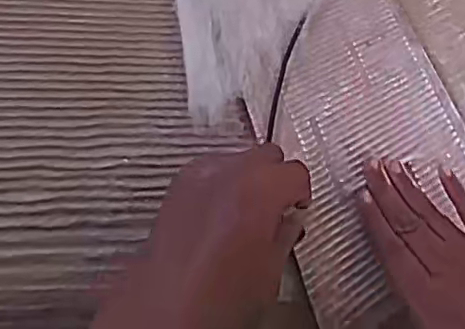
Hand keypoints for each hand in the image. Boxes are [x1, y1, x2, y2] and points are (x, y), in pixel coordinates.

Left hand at [92, 145, 311, 328]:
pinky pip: (212, 168)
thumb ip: (285, 234)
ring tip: (242, 216)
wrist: (164, 308)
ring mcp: (204, 172)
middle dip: (275, 178)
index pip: (296, 171)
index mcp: (260, 191)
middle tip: (274, 209)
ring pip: (239, 158)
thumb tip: (288, 221)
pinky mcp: (182, 180)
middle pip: (268, 154)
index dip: (300, 193)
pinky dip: (220, 183)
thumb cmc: (214, 300)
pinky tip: (217, 216)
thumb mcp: (269, 273)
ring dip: (247, 179)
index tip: (297, 207)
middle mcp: (232, 172)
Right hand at [358, 159, 464, 328]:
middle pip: (408, 222)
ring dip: (411, 187)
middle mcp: (446, 266)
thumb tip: (379, 305)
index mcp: (428, 294)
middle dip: (386, 191)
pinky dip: (455, 192)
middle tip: (370, 164)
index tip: (360, 194)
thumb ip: (408, 315)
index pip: (393, 248)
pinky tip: (443, 173)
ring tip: (393, 163)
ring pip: (432, 212)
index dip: (374, 220)